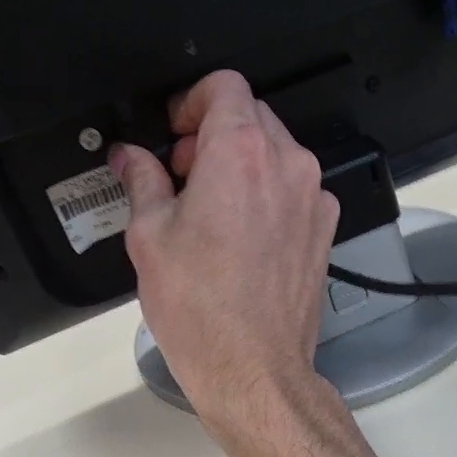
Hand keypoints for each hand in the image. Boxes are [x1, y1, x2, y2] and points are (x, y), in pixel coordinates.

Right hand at [110, 71, 340, 430]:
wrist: (254, 371)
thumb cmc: (206, 316)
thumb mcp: (150, 239)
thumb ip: (142, 182)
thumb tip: (133, 160)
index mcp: (241, 155)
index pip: (224, 85)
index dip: (191, 100)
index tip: (174, 129)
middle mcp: (287, 169)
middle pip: (251, 117)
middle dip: (211, 134)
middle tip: (180, 173)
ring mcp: (312, 202)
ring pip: (276, 155)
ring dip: (240, 166)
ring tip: (206, 210)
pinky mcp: (323, 233)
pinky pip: (294, 193)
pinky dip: (266, 198)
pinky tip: (238, 237)